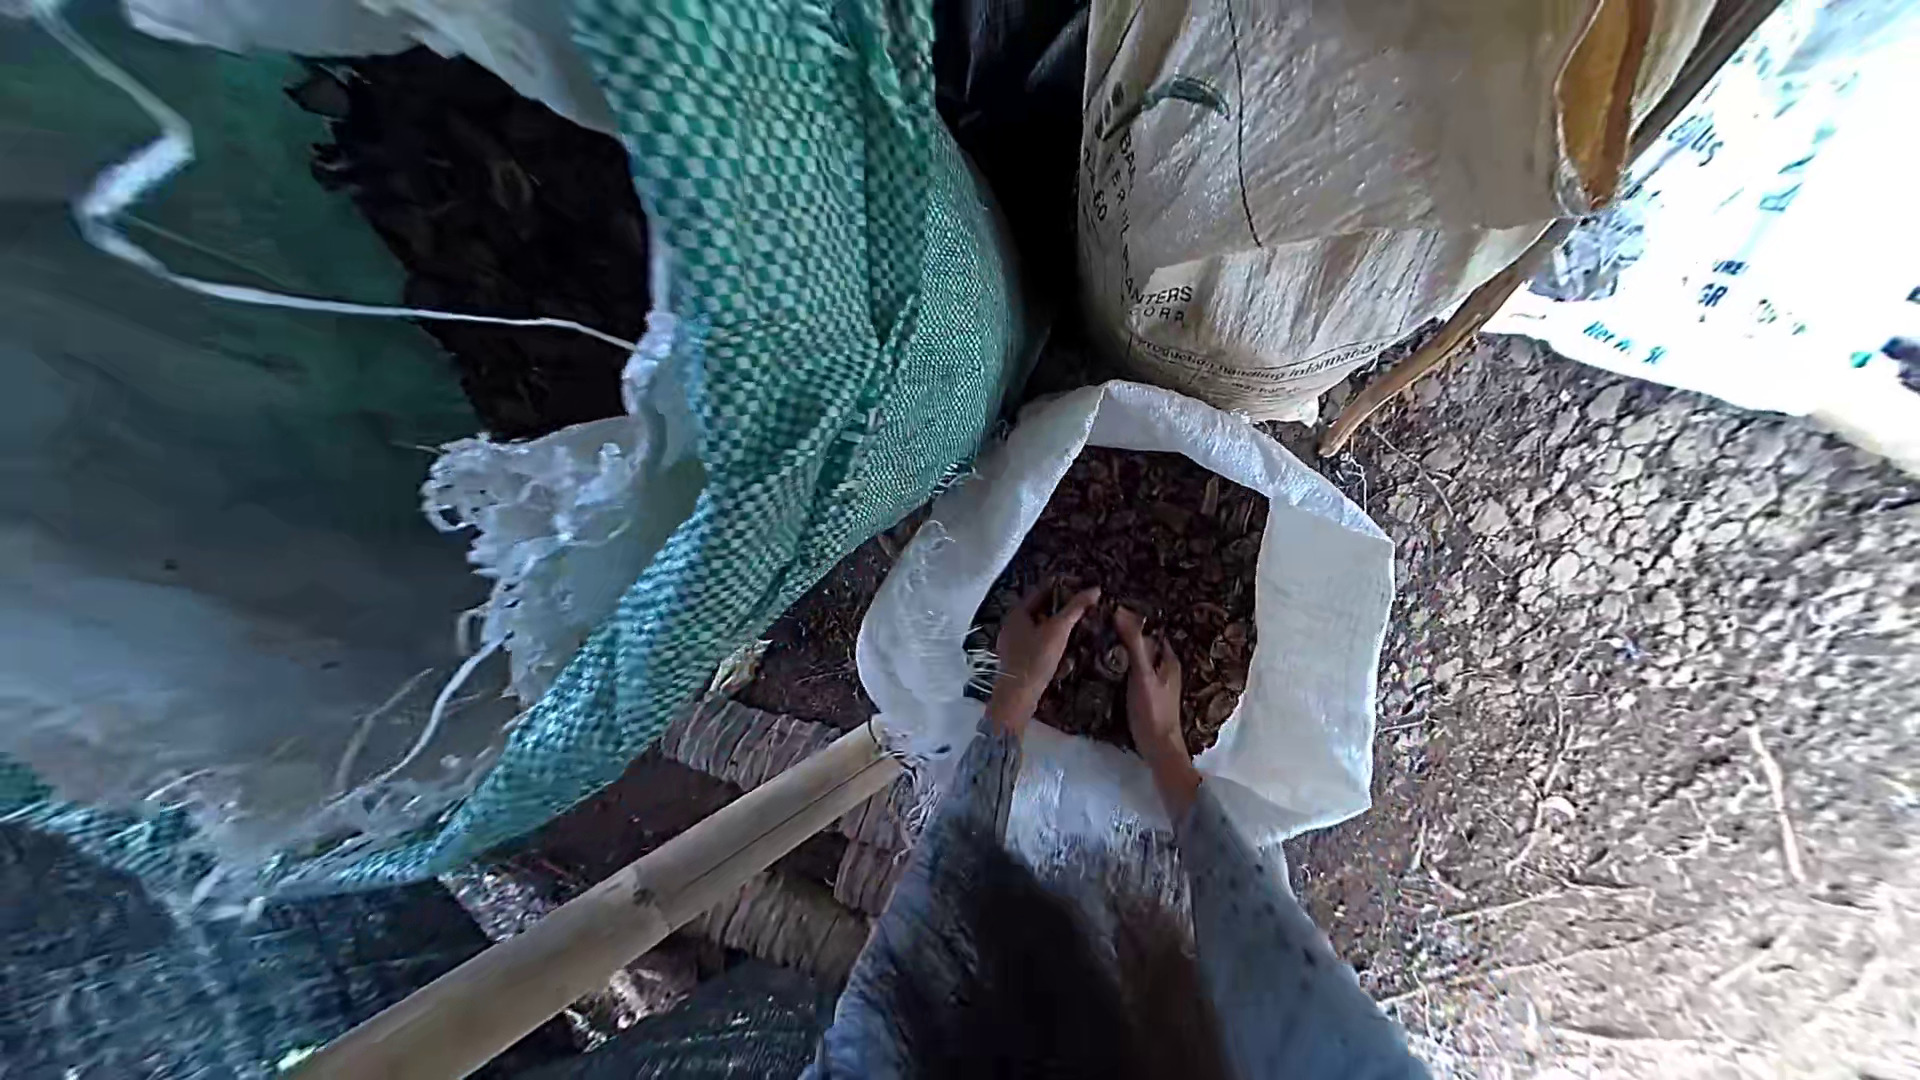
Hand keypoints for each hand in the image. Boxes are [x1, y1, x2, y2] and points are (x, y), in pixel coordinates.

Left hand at [986, 583, 1099, 734]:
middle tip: (1084, 606)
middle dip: (1062, 607)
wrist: (1017, 697)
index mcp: (1017, 612)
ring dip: (1058, 625)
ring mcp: (1013, 642)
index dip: (1062, 586)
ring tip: (1079, 625)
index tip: (1082, 586)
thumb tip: (1094, 589)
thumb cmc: (1036, 659)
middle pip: (1040, 608)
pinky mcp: (1018, 659)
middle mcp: (1012, 624)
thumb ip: (1075, 608)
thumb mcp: (1058, 631)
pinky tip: (1065, 648)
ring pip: (1039, 626)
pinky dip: (1051, 641)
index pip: (1041, 591)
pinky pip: (1037, 643)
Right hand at [1116, 605, 1199, 816]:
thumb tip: (1120, 611)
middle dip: (1124, 636)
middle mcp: (1164, 669)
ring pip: (1136, 660)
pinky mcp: (1145, 696)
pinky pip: (1131, 674)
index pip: (1150, 631)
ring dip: (1121, 653)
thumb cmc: (1152, 710)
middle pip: (1143, 645)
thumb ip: (1133, 643)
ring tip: (1097, 643)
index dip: (1133, 621)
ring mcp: (1155, 683)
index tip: (1109, 612)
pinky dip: (1120, 668)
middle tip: (1098, 627)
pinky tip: (1104, 669)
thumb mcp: (1141, 673)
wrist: (1158, 749)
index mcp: (1169, 660)